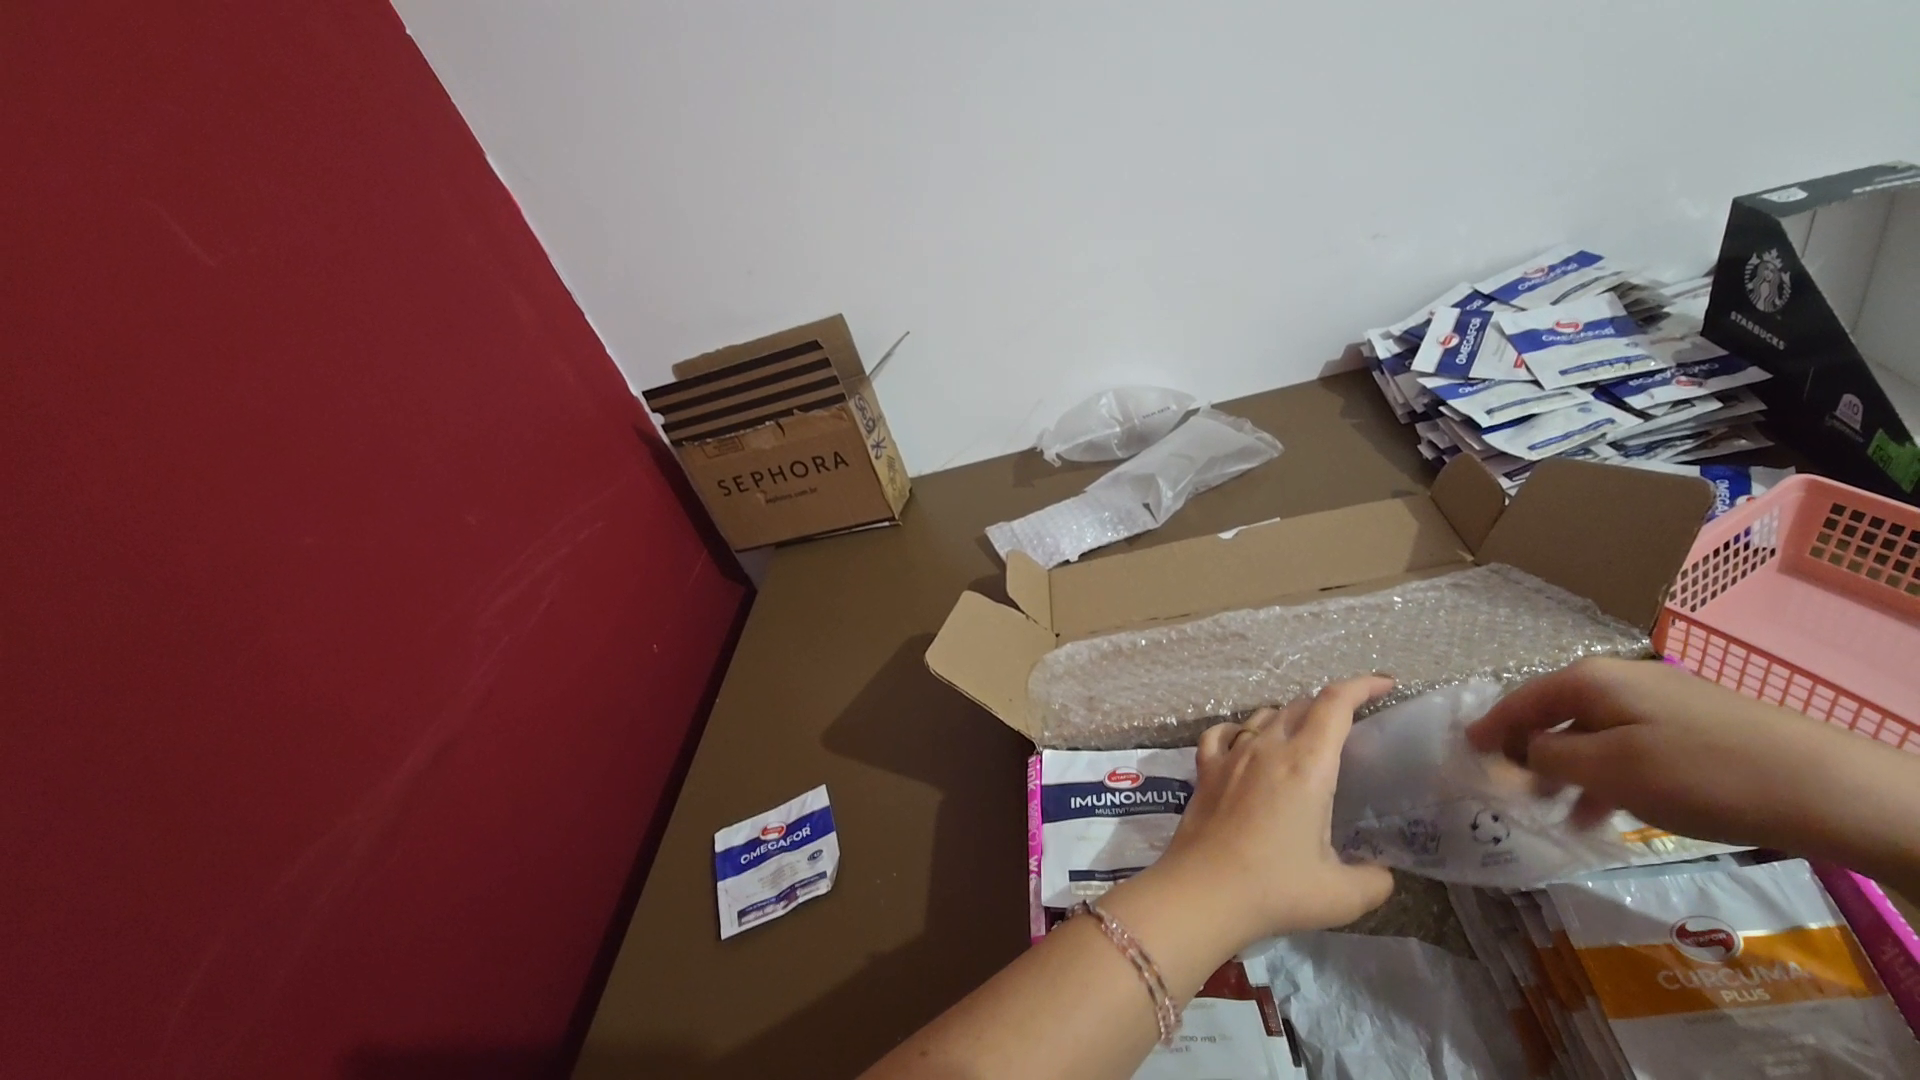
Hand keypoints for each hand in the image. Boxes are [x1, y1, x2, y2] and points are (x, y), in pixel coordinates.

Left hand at [1122, 676, 1396, 951]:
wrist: (1202, 892)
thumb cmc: (1275, 889)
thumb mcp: (1343, 895)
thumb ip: (1374, 879)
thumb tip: (1381, 873)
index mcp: (1307, 765)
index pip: (1335, 703)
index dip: (1362, 686)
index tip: (1385, 685)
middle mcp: (1267, 748)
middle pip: (1300, 705)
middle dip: (1330, 704)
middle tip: (1351, 723)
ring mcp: (1231, 756)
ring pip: (1262, 716)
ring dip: (1288, 717)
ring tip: (1304, 737)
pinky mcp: (1205, 771)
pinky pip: (1222, 733)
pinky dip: (1240, 729)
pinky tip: (1245, 742)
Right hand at [1464, 657, 1900, 851]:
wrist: (1829, 788)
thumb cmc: (1701, 775)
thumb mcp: (1610, 771)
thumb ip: (1550, 758)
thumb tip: (1521, 751)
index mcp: (1591, 681)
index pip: (1520, 700)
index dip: (1490, 727)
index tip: (1465, 752)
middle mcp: (1620, 681)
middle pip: (1555, 714)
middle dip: (1530, 752)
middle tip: (1511, 791)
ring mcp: (1662, 702)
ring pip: (1593, 734)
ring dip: (1570, 771)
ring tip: (1559, 812)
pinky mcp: (1694, 728)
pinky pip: (1630, 747)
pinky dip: (1609, 775)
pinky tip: (1612, 810)